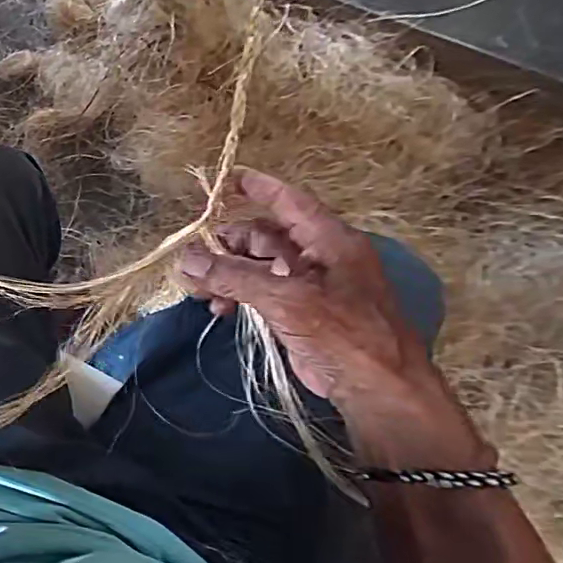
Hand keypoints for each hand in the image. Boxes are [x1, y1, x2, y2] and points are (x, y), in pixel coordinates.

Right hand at [176, 169, 492, 469]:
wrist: (376, 386)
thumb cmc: (343, 333)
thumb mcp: (285, 299)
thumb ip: (233, 276)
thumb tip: (185, 257)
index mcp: (330, 243)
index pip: (291, 203)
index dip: (260, 188)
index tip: (228, 176)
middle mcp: (319, 258)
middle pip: (264, 236)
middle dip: (227, 244)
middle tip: (194, 258)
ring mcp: (307, 285)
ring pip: (255, 265)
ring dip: (225, 274)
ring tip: (200, 290)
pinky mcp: (297, 311)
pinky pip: (256, 291)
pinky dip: (234, 296)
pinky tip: (218, 310)